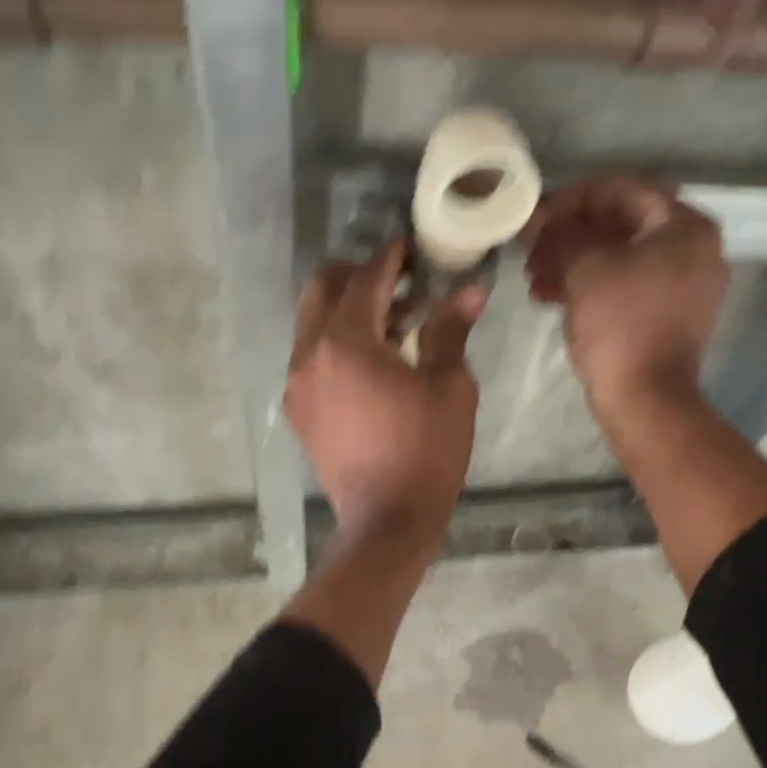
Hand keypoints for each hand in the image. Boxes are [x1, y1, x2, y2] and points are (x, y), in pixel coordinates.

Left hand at [286, 241, 486, 541]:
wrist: (386, 521)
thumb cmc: (426, 452)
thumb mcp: (449, 388)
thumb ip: (449, 331)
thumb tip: (469, 290)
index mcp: (346, 342)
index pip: (366, 279)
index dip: (391, 258)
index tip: (410, 247)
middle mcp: (309, 354)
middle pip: (323, 289)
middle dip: (358, 276)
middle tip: (399, 284)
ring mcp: (297, 384)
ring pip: (312, 323)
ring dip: (346, 311)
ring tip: (391, 326)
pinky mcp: (298, 411)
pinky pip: (311, 357)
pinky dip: (335, 344)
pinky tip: (371, 364)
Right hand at [524, 177, 728, 411]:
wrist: (646, 401)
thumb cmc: (620, 326)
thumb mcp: (585, 269)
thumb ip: (562, 234)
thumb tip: (540, 219)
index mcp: (685, 226)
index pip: (623, 190)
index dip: (573, 199)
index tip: (537, 215)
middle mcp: (695, 249)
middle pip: (622, 225)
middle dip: (570, 236)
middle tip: (531, 249)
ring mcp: (685, 286)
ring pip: (620, 258)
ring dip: (574, 263)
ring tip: (534, 279)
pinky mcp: (669, 317)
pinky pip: (627, 286)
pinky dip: (592, 287)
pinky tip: (551, 298)